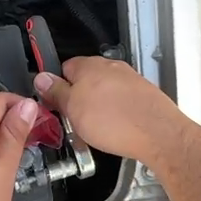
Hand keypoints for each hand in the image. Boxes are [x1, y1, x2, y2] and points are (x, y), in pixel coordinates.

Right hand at [34, 57, 188, 165]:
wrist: (158, 134)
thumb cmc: (117, 121)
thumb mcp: (73, 109)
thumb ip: (56, 92)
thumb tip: (42, 79)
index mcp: (90, 65)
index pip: (64, 67)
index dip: (57, 86)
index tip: (54, 102)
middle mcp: (111, 67)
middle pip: (85, 79)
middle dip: (78, 98)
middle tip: (73, 119)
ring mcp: (130, 80)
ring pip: (104, 92)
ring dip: (97, 107)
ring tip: (95, 129)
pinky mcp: (143, 95)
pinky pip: (121, 102)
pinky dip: (115, 114)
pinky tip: (115, 130)